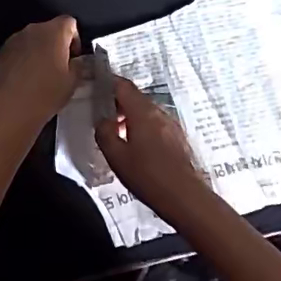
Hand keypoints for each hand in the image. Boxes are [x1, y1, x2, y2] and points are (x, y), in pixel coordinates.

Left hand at [0, 16, 80, 124]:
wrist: (11, 105)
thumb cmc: (47, 92)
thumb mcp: (72, 81)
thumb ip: (78, 65)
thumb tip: (75, 60)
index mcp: (54, 32)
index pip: (69, 22)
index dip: (74, 38)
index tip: (73, 57)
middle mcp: (34, 29)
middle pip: (50, 29)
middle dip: (57, 43)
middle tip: (59, 66)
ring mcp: (16, 38)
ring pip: (34, 38)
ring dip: (40, 49)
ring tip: (41, 72)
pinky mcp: (3, 49)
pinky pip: (20, 47)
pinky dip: (25, 55)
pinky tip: (26, 75)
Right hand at [95, 77, 218, 224]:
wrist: (185, 198)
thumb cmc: (147, 176)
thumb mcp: (115, 156)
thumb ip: (104, 133)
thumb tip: (103, 122)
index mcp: (142, 112)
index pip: (123, 85)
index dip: (107, 82)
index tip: (95, 85)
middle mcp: (159, 113)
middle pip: (135, 97)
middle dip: (117, 102)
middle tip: (102, 114)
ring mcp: (171, 125)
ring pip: (146, 111)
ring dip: (130, 116)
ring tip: (117, 133)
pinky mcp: (178, 138)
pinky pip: (155, 124)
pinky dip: (142, 127)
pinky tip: (136, 146)